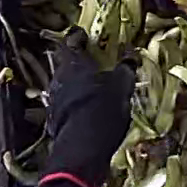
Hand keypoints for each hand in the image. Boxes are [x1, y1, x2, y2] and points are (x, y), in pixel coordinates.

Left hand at [42, 31, 134, 186]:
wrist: (82, 153)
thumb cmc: (101, 110)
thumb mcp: (120, 86)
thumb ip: (125, 69)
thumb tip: (131, 57)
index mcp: (73, 65)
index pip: (71, 42)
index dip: (77, 36)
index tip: (83, 34)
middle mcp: (59, 80)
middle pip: (66, 65)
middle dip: (79, 63)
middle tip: (94, 62)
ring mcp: (55, 103)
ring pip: (66, 86)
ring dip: (79, 85)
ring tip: (96, 88)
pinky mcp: (57, 124)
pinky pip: (68, 106)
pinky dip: (79, 104)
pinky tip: (92, 110)